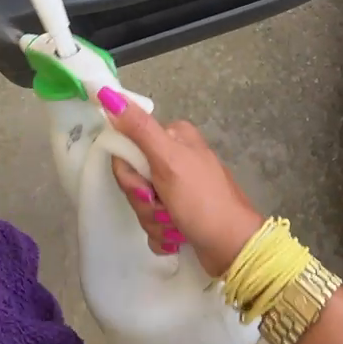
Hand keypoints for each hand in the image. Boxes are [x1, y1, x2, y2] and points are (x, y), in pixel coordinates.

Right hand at [101, 88, 263, 274]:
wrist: (235, 249)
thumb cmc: (203, 202)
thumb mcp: (168, 160)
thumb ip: (138, 128)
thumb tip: (108, 93)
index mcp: (173, 137)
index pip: (127, 146)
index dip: (131, 173)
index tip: (147, 188)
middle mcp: (175, 157)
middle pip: (133, 177)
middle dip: (145, 201)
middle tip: (164, 207)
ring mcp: (177, 186)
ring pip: (142, 202)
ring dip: (154, 220)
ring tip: (176, 226)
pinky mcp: (179, 212)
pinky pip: (153, 221)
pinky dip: (162, 233)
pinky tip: (178, 237)